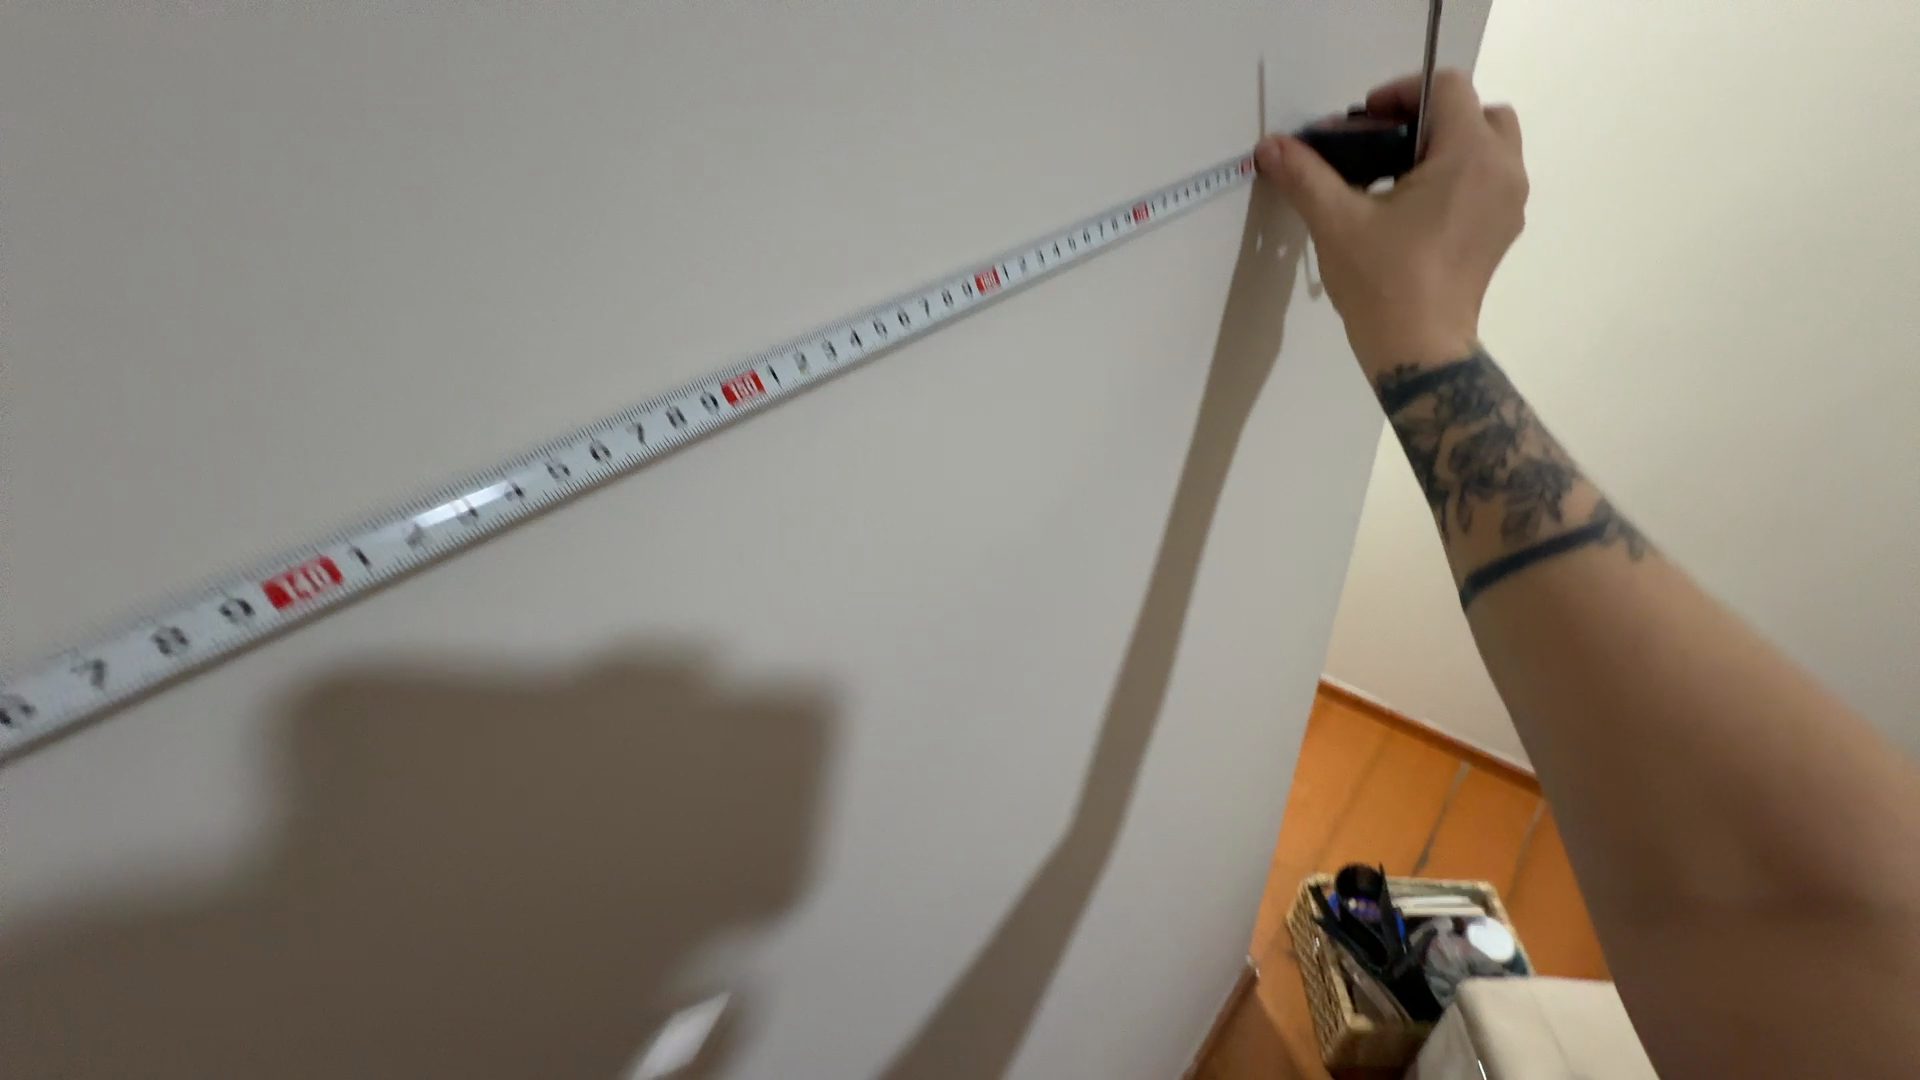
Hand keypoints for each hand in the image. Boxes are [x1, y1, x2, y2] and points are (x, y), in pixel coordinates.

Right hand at [1256, 70, 1527, 376]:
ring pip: (1488, 148)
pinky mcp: (1502, 232)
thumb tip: (1270, 147)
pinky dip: (1457, 181)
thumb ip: (1306, 176)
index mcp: (1468, 155)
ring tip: (1397, 181)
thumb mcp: (1336, 224)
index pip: (1446, 89)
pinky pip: (1488, 183)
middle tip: (1381, 149)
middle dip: (1427, 121)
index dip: (1400, 94)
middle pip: (1475, 114)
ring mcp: (1509, 203)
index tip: (1362, 120)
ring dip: (1446, 150)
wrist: (1417, 347)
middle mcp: (1503, 169)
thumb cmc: (1381, 282)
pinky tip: (1415, 214)